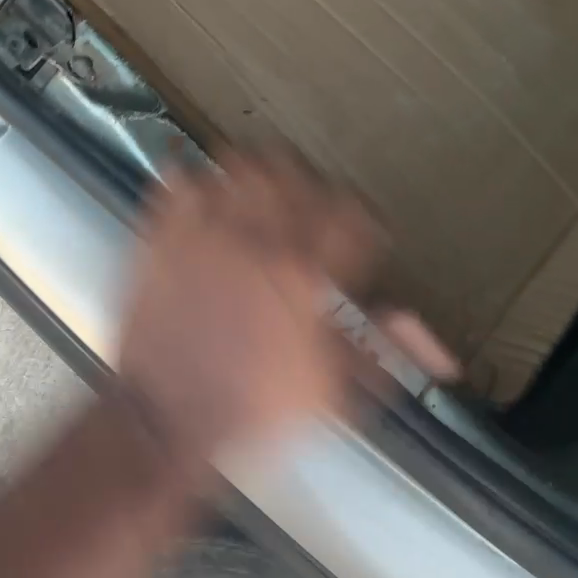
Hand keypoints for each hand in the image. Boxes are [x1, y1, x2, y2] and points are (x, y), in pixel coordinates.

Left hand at [117, 151, 441, 464]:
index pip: (348, 213)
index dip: (358, 211)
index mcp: (305, 276)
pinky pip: (174, 179)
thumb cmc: (251, 408)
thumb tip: (418, 327)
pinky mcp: (159, 234)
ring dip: (247, 167)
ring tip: (248, 181)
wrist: (166, 412)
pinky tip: (188, 177)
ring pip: (234, 164)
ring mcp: (202, 233)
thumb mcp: (330, 392)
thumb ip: (377, 349)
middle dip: (303, 177)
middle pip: (290, 173)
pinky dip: (184, 172)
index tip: (354, 223)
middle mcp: (256, 241)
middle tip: (300, 193)